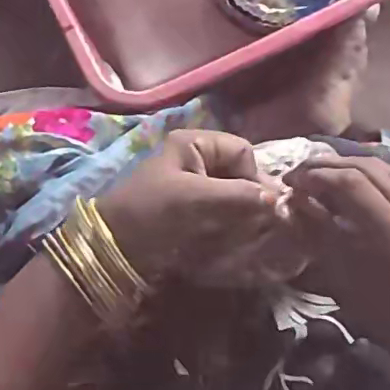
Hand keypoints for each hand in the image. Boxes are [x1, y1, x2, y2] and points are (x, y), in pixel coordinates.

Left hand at [97, 130, 283, 279]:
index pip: (242, 152)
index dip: (255, 177)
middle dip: (251, 197)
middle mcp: (194, 158)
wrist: (112, 245)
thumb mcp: (194, 198)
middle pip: (238, 173)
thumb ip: (238, 195)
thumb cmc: (150, 211)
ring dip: (242, 213)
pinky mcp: (187, 209)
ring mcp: (190, 184)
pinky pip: (220, 210)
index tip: (261, 206)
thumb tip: (278, 201)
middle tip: (260, 223)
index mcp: (193, 143)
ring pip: (232, 193)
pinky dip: (230, 223)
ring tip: (248, 233)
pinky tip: (233, 238)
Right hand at [283, 154, 389, 364]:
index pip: (350, 182)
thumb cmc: (381, 309)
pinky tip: (347, 183)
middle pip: (367, 167)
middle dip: (327, 165)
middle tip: (299, 173)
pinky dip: (367, 176)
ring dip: (347, 165)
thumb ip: (320, 228)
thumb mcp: (342, 272)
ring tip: (319, 173)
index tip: (290, 180)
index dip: (315, 174)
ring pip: (384, 167)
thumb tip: (295, 197)